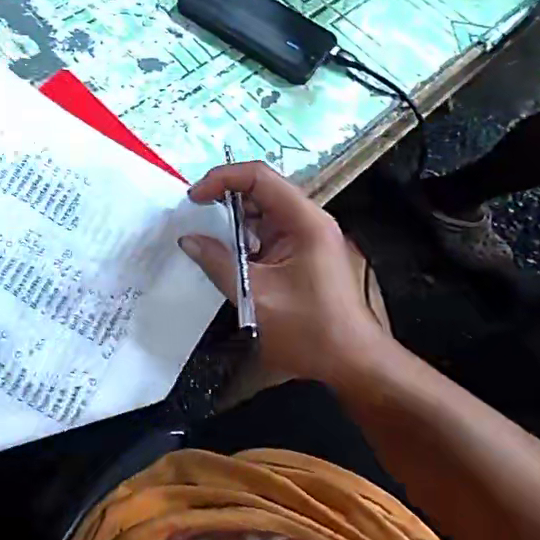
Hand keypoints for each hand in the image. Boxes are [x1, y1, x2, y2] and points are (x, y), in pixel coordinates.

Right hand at [180, 162, 394, 387]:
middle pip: (261, 190)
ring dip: (232, 219)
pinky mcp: (301, 254)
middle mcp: (308, 221)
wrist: (351, 362)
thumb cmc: (309, 330)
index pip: (259, 177)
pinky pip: (267, 233)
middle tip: (193, 213)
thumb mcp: (256, 296)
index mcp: (304, 222)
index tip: (194, 198)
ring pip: (262, 211)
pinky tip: (224, 252)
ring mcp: (306, 237)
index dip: (222, 179)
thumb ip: (219, 263)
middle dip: (224, 196)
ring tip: (203, 232)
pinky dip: (243, 237)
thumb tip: (188, 240)